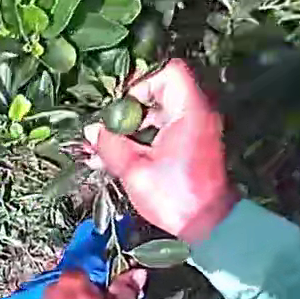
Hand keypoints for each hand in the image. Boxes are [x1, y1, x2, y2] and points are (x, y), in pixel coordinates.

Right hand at [86, 59, 237, 244]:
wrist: (207, 225)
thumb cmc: (175, 196)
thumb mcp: (135, 170)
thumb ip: (111, 145)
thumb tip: (92, 130)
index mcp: (190, 112)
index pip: (169, 73)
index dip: (142, 84)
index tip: (123, 110)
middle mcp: (197, 115)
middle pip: (160, 94)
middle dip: (129, 111)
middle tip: (108, 131)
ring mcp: (196, 132)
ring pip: (159, 116)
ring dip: (132, 129)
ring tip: (104, 150)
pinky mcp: (191, 148)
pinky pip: (164, 133)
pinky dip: (142, 141)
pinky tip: (117, 159)